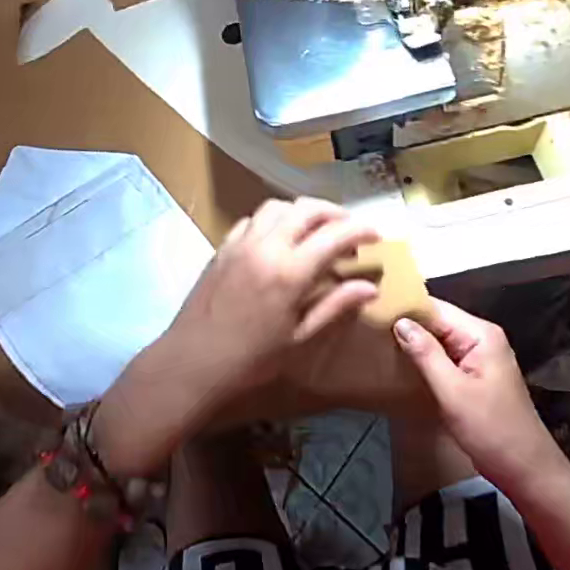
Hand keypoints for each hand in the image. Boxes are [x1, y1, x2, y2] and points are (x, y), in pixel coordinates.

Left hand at [95, 199, 379, 473]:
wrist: (191, 363)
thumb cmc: (251, 360)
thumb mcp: (300, 338)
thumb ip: (336, 306)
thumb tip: (370, 286)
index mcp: (290, 270)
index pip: (336, 234)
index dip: (361, 231)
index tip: (377, 237)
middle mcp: (267, 246)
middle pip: (307, 209)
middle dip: (335, 213)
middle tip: (350, 231)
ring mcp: (241, 243)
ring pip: (278, 207)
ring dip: (303, 212)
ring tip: (316, 231)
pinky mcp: (223, 248)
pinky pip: (253, 220)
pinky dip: (274, 221)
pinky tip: (279, 240)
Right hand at [393, 299, 569, 496]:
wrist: (525, 469)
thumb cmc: (492, 430)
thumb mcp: (453, 392)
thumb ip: (426, 354)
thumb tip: (400, 322)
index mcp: (481, 335)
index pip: (437, 309)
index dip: (406, 309)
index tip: (374, 311)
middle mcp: (482, 338)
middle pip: (438, 322)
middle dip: (407, 325)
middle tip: (369, 329)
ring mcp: (479, 357)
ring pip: (439, 340)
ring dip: (414, 343)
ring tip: (377, 343)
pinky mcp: (474, 375)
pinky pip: (444, 358)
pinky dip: (425, 360)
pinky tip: (401, 365)